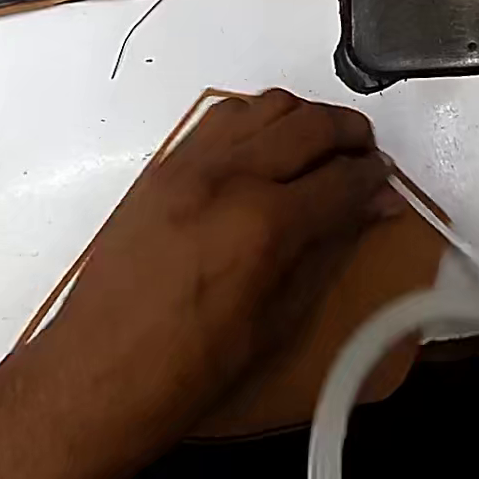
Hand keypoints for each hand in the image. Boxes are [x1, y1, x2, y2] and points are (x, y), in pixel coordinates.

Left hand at [0, 90, 395, 478]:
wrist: (91, 375)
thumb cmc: (190, 368)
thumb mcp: (278, 321)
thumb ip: (330, 249)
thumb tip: (374, 207)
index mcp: (265, 225)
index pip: (343, 178)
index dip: (375, 177)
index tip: (387, 182)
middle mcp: (231, 177)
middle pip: (313, 124)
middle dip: (353, 132)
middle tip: (365, 155)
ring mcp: (194, 162)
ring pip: (270, 104)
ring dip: (307, 117)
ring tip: (320, 144)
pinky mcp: (167, 161)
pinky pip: (225, 113)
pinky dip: (259, 116)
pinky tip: (267, 142)